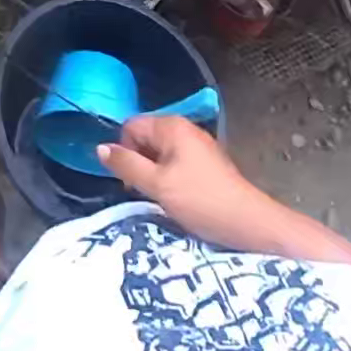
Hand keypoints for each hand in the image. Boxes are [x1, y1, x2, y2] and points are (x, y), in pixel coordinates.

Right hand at [98, 115, 284, 249]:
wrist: (250, 224)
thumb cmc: (201, 201)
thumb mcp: (157, 185)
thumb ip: (127, 164)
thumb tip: (100, 148)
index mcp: (171, 126)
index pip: (131, 126)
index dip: (124, 151)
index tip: (131, 180)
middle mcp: (184, 128)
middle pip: (145, 137)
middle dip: (139, 162)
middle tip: (144, 191)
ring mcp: (198, 144)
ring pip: (160, 152)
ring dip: (154, 172)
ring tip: (162, 197)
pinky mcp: (207, 162)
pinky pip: (176, 161)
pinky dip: (170, 176)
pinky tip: (178, 198)